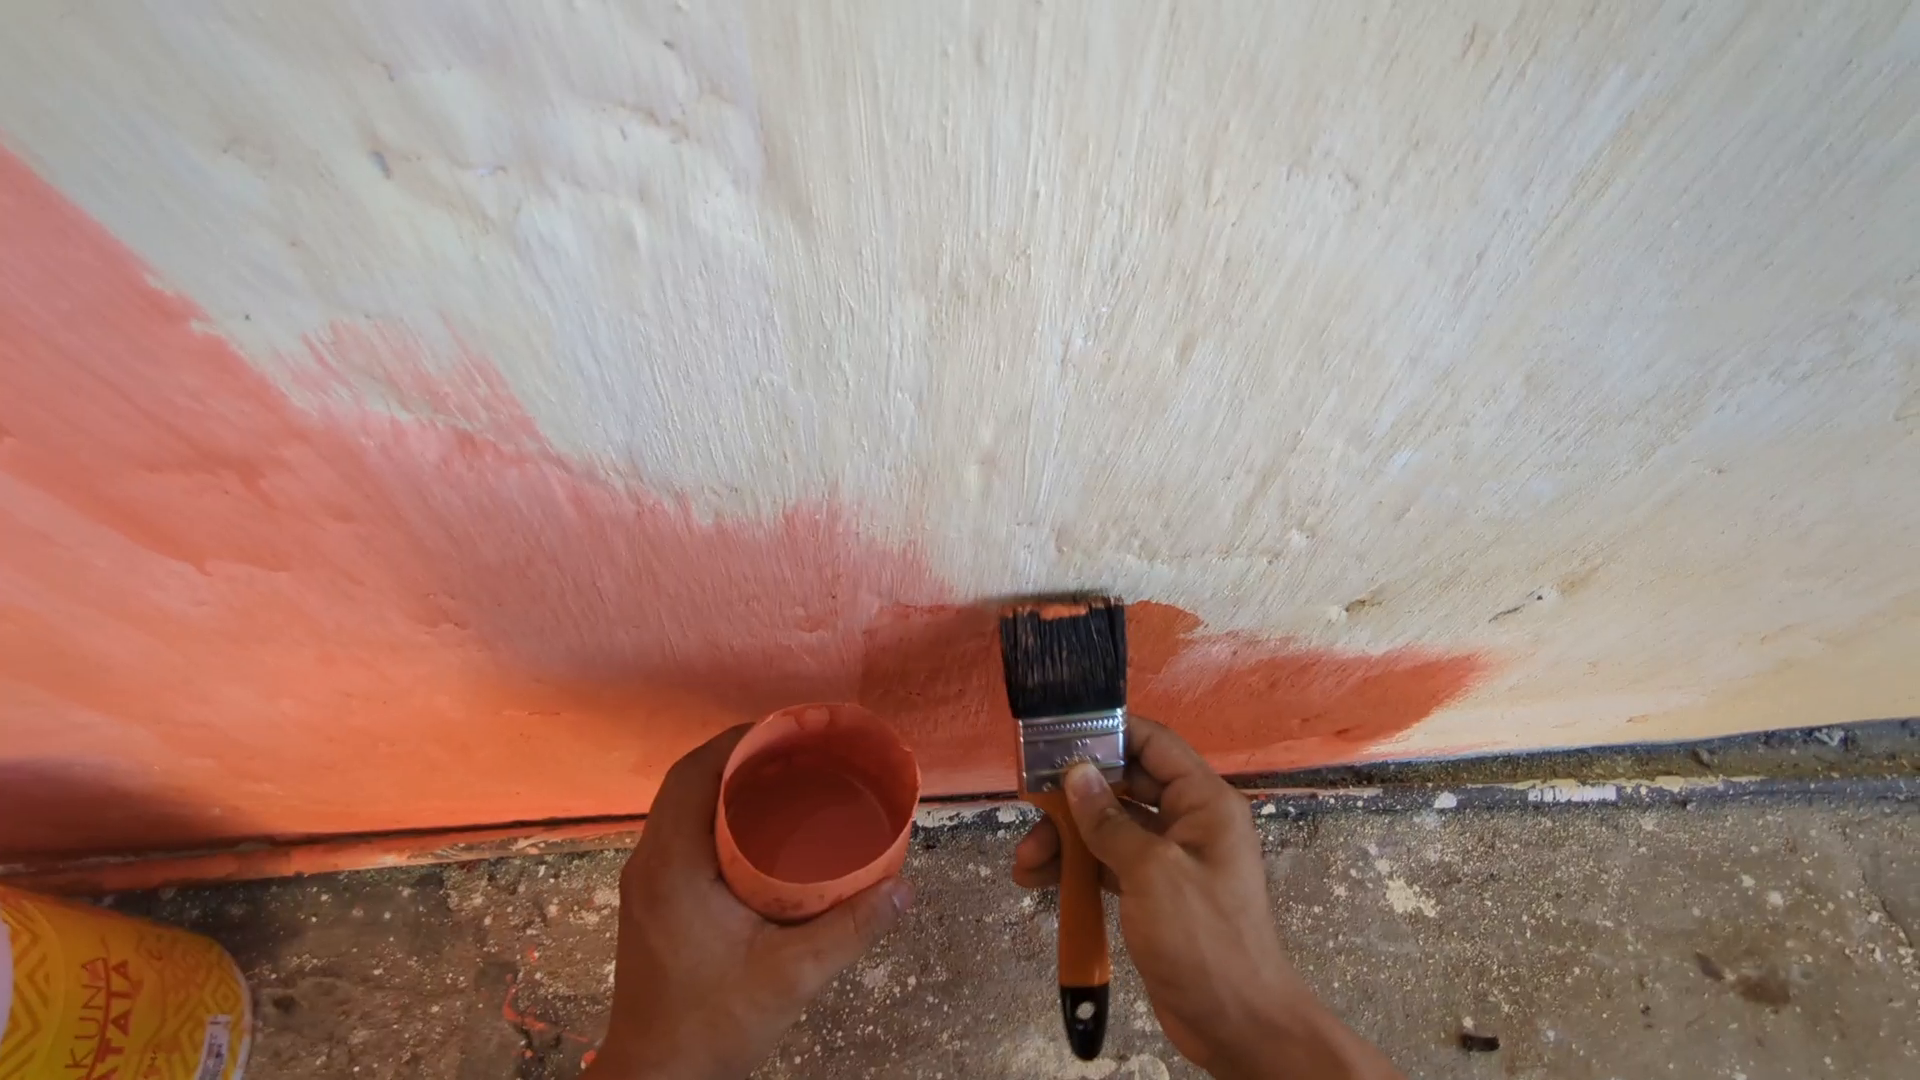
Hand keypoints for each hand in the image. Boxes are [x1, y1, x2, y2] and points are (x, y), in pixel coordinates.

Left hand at [585, 725, 913, 1079]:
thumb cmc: (713, 1023)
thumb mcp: (790, 976)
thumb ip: (850, 929)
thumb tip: (905, 888)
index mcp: (672, 865)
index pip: (693, 773)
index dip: (737, 740)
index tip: (788, 730)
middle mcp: (650, 861)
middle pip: (688, 780)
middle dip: (739, 754)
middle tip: (798, 751)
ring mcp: (646, 880)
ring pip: (683, 803)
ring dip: (726, 780)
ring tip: (785, 777)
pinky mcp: (652, 896)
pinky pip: (683, 829)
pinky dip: (717, 810)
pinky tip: (758, 826)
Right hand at [1011, 717, 1401, 1079]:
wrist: (1239, 1029)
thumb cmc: (1204, 939)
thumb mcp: (1152, 872)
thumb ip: (1109, 820)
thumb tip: (1074, 772)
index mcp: (1203, 801)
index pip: (1153, 743)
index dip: (1108, 733)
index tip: (1060, 738)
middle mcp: (1187, 819)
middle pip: (1122, 785)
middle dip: (1074, 797)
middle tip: (1030, 807)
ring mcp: (1168, 856)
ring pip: (1109, 826)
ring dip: (1066, 837)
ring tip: (1025, 861)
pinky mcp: (1152, 890)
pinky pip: (1107, 861)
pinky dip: (1075, 867)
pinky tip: (1039, 879)